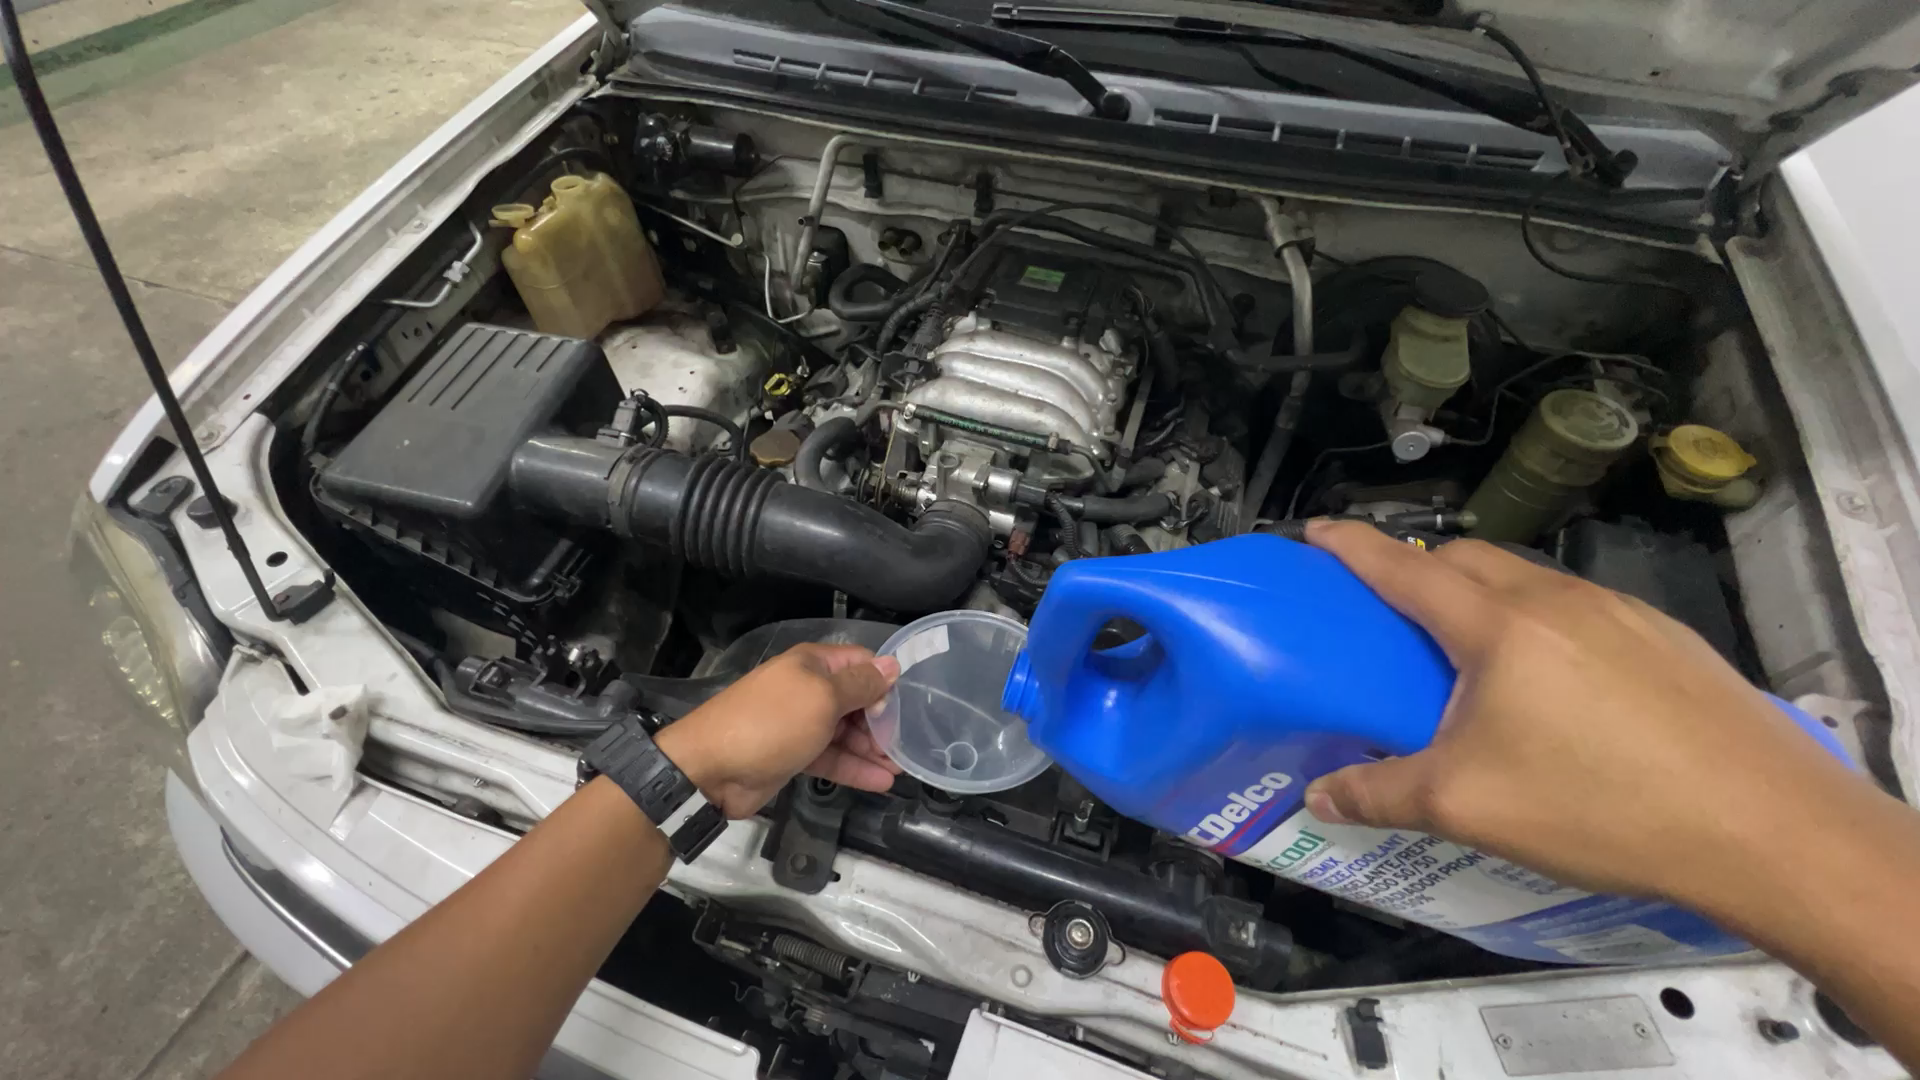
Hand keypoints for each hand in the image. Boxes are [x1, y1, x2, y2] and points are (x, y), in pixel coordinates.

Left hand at [654, 644, 900, 817]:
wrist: (710, 768)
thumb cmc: (771, 723)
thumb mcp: (822, 698)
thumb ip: (860, 685)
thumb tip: (892, 665)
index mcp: (813, 664)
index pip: (861, 663)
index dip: (885, 681)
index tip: (908, 705)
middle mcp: (808, 689)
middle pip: (857, 700)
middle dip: (882, 720)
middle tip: (908, 743)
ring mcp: (800, 724)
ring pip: (846, 733)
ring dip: (872, 749)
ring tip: (901, 767)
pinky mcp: (795, 755)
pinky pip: (832, 758)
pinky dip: (854, 768)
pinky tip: (881, 782)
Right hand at [1299, 519, 1866, 907]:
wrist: (1780, 837)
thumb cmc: (1601, 806)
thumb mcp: (1466, 806)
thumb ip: (1378, 795)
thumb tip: (1316, 798)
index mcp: (1498, 628)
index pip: (1406, 567)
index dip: (1353, 545)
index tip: (1314, 530)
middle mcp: (1556, 601)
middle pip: (1464, 557)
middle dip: (1416, 566)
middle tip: (1389, 610)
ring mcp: (1621, 614)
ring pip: (1523, 577)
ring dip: (1478, 591)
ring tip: (1468, 650)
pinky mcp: (1668, 639)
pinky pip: (1575, 605)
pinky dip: (1535, 617)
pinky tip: (1550, 681)